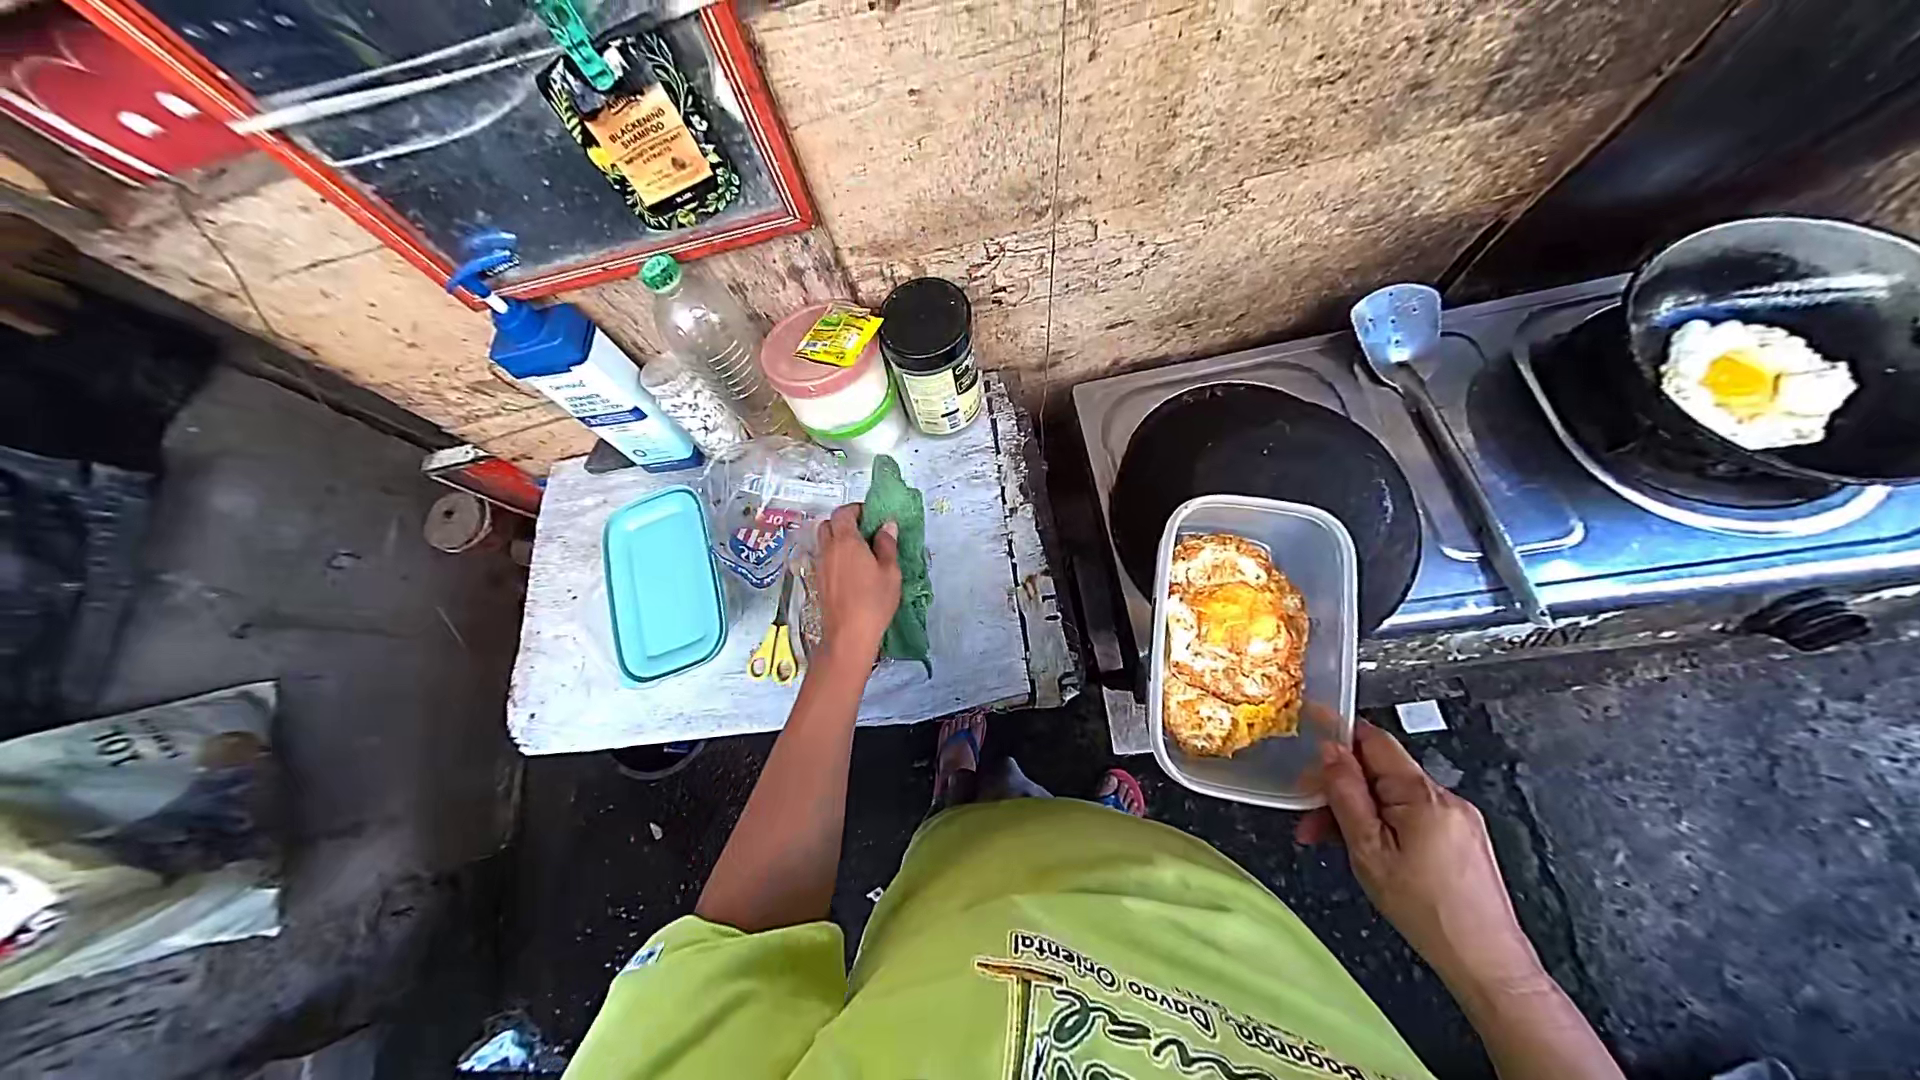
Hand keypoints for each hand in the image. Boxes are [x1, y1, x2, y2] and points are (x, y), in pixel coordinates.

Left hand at [812, 502, 900, 664]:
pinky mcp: (818, 581)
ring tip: (860, 550)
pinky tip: (852, 569)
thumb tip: (887, 526)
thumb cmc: (873, 601)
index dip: (856, 509)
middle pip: (828, 524)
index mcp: (846, 541)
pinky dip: (835, 555)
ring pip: (824, 541)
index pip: (843, 513)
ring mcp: (820, 566)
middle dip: (844, 522)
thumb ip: (887, 545)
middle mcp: (828, 549)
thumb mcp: (890, 571)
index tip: (872, 515)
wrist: (848, 634)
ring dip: (838, 539)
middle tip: (865, 530)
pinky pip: (824, 558)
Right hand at [1296, 721, 1544, 993]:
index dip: (1339, 730)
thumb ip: (1345, 793)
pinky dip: (1380, 820)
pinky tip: (1362, 845)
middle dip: (1339, 785)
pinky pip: (1409, 812)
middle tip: (1308, 813)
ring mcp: (1457, 816)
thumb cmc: (1425, 910)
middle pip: (1378, 770)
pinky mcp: (1460, 835)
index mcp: (1423, 795)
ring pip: (1390, 793)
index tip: (1312, 721)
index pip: (1374, 740)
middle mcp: (1446, 797)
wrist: (1485, 961)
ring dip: (1355, 807)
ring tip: (1328, 838)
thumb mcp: (1367, 849)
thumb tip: (1330, 750)